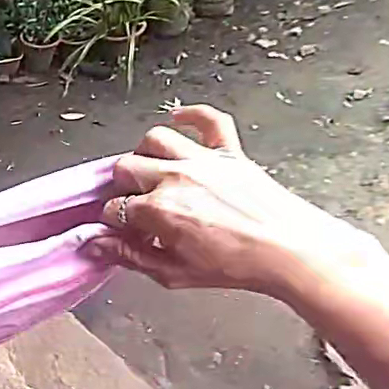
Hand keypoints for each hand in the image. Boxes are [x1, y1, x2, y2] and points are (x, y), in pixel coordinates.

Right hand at [85, 105, 388, 305]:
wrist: (293, 254)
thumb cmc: (238, 266)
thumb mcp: (172, 274)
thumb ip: (128, 256)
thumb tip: (95, 245)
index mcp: (160, 210)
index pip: (114, 208)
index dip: (113, 221)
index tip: (122, 230)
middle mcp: (176, 178)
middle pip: (125, 167)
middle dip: (122, 186)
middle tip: (132, 202)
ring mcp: (204, 161)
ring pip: (155, 138)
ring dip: (145, 153)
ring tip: (149, 170)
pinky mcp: (231, 153)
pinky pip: (209, 120)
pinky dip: (192, 115)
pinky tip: (178, 119)